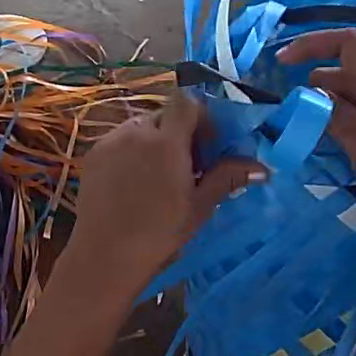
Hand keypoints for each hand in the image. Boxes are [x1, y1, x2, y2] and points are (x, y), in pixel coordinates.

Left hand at [68, 92, 263, 290]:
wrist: (106, 254)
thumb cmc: (160, 232)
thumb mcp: (200, 205)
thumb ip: (227, 177)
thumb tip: (262, 168)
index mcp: (166, 140)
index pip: (186, 102)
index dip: (199, 117)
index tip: (206, 144)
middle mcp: (136, 132)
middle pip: (163, 115)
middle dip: (177, 132)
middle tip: (186, 166)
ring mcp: (110, 141)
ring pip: (139, 128)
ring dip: (153, 141)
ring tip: (157, 177)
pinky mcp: (92, 154)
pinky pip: (118, 141)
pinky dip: (130, 151)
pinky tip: (132, 183)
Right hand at [276, 28, 355, 226]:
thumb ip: (343, 121)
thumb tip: (313, 92)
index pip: (349, 43)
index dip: (312, 43)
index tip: (281, 61)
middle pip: (343, 69)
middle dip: (312, 88)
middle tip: (295, 123)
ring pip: (349, 88)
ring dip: (324, 104)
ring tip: (310, 136)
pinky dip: (339, 114)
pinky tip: (333, 141)